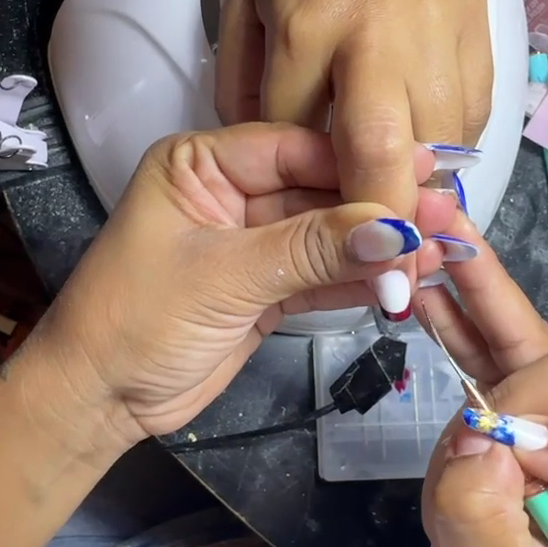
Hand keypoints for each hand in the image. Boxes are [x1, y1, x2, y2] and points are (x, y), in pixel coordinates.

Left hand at [32, 123, 458, 442]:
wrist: (101, 399)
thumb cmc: (138, 320)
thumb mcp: (223, 275)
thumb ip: (311, 248)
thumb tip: (395, 229)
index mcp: (200, 164)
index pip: (293, 148)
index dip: (357, 164)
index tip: (424, 176)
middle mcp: (228, 193)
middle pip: (317, 192)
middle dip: (377, 212)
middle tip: (446, 220)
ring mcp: (249, 243)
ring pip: (325, 236)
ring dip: (376, 250)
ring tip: (439, 254)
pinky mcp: (263, 289)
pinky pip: (319, 276)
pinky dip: (356, 282)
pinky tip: (402, 283)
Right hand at [417, 217, 547, 546]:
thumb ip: (487, 531)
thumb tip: (476, 437)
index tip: (520, 467)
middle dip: (523, 398)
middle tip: (468, 438)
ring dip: (488, 296)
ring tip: (435, 250)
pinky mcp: (537, 379)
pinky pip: (503, 333)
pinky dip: (466, 302)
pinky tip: (431, 270)